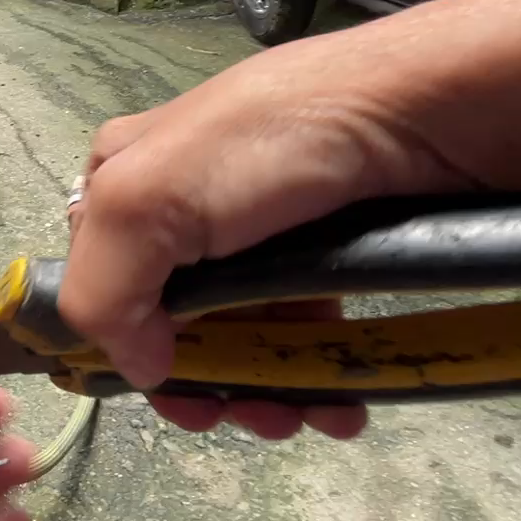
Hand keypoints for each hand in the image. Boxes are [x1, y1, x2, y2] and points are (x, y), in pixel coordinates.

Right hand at [62, 24, 478, 440]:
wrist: (424, 108)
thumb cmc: (263, 147)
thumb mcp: (144, 200)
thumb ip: (103, 289)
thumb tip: (139, 367)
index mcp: (120, 175)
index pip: (96, 269)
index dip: (119, 334)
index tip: (164, 384)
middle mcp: (178, 200)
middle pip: (165, 307)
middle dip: (197, 371)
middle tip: (239, 410)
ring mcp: (252, 226)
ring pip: (236, 324)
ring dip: (260, 385)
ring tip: (302, 412)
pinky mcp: (321, 246)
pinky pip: (301, 321)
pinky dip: (314, 372)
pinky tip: (341, 403)